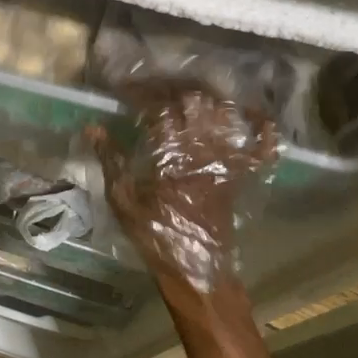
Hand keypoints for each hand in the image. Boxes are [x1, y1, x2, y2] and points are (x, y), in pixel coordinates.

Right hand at [88, 82, 276, 295]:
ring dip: (206, 99)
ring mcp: (229, 161)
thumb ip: (111, 160)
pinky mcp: (243, 175)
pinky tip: (252, 112)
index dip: (140, 94)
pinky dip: (263, 127)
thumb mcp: (122, 199)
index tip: (123, 91)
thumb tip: (93, 127)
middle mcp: (204, 152)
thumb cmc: (155, 234)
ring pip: (225, 114)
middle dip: (172, 89)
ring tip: (186, 97)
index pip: (158, 109)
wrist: (196, 267)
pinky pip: (263, 146)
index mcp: (172, 157)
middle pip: (195, 102)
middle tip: (153, 91)